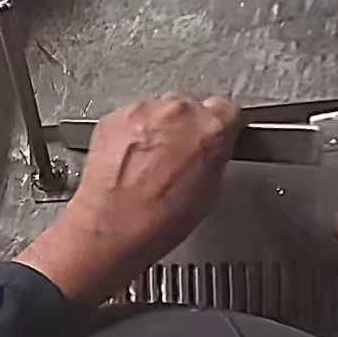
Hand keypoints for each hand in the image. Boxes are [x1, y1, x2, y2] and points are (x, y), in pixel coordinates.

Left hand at [17, 93, 240, 305]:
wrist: (111, 228)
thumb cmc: (157, 220)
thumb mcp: (209, 192)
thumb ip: (214, 156)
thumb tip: (211, 149)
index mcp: (212, 129)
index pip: (226, 110)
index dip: (217, 127)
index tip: (209, 138)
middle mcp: (178, 113)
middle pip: (188, 108)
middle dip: (182, 129)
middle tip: (172, 159)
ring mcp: (143, 113)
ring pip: (156, 112)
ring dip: (153, 131)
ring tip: (144, 165)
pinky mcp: (113, 118)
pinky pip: (127, 120)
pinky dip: (127, 136)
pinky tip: (126, 162)